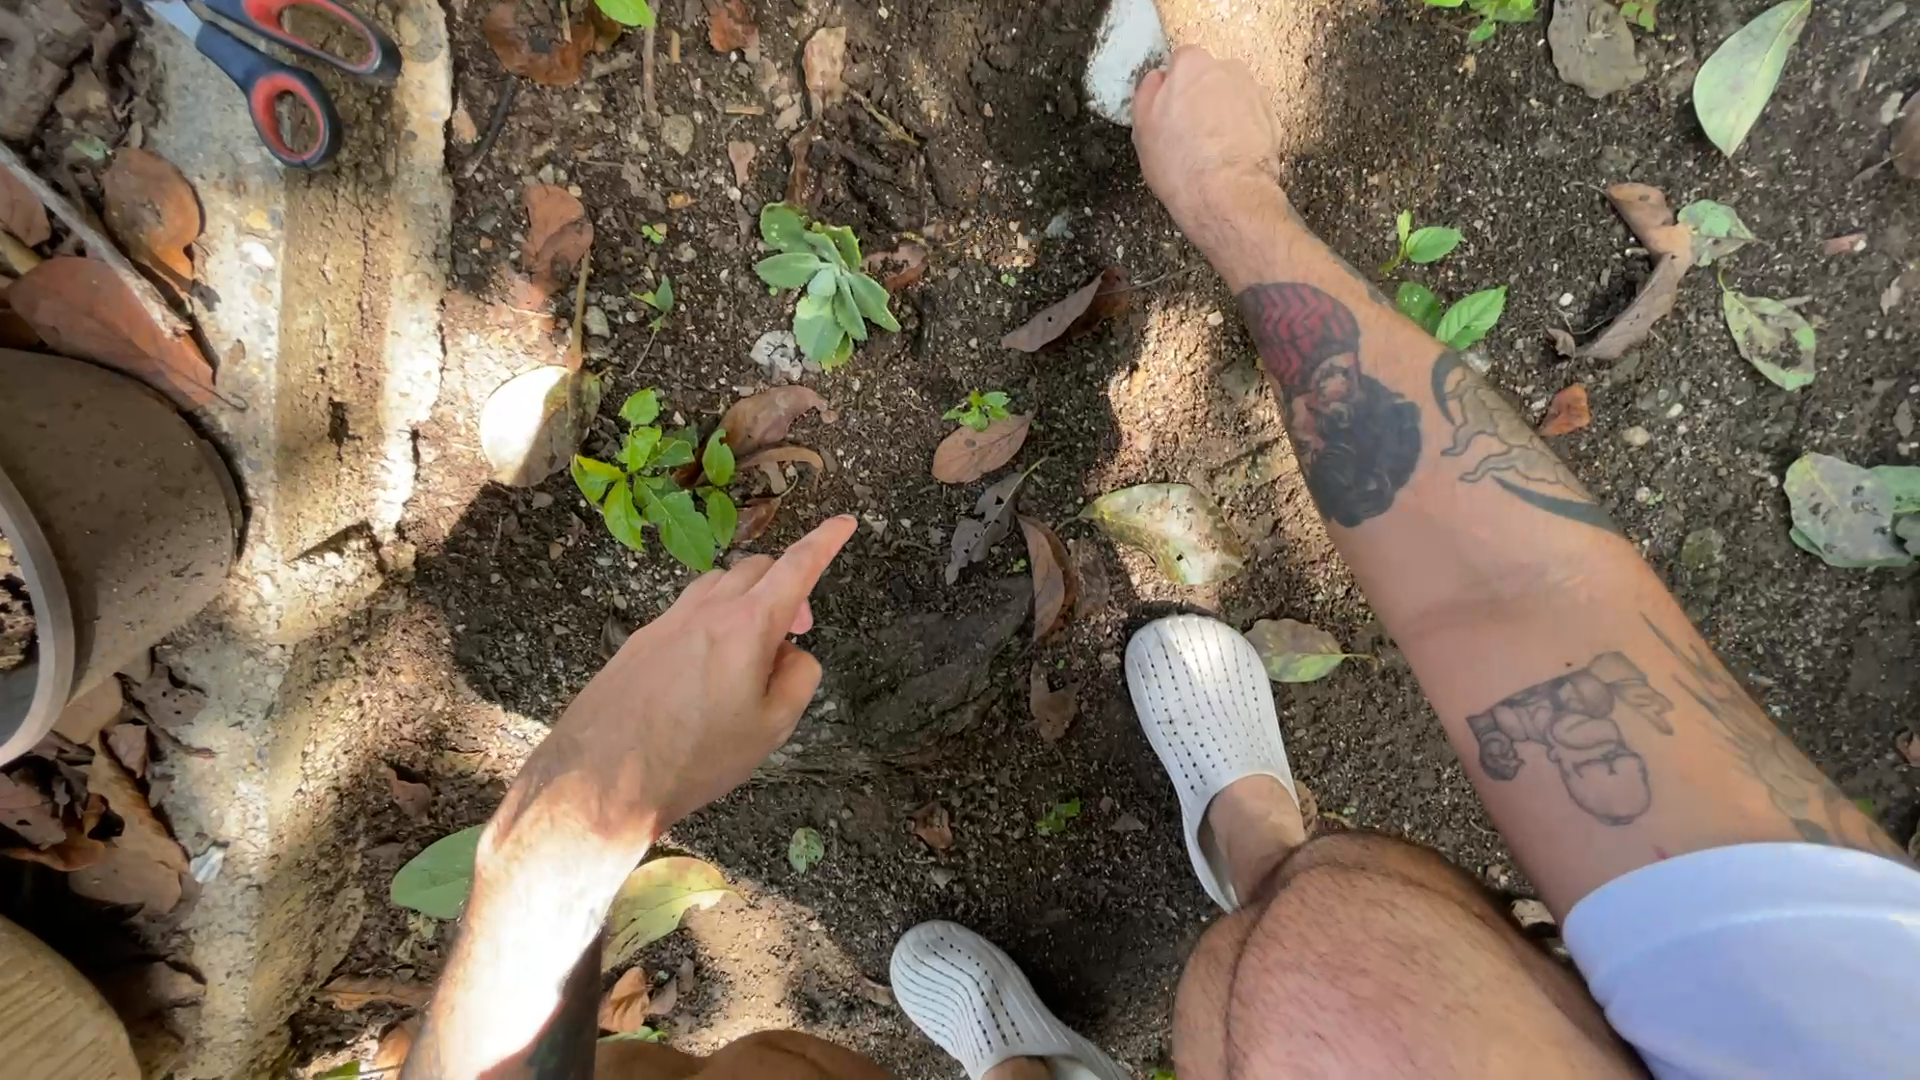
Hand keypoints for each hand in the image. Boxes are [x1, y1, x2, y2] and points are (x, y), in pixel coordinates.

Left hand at [483, 516, 856, 867]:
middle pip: (758, 567)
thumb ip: (799, 677)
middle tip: (798, 630)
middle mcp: (707, 609)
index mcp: (747, 625)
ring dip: (748, 597)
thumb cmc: (697, 757)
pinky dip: (714, 617)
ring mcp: (668, 620)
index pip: (798, 565)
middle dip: (788, 584)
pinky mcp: (640, 639)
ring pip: (720, 583)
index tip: (845, 521)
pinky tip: (707, 668)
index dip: (827, 540)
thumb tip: (791, 653)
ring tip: (752, 649)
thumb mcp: (773, 727)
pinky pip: (689, 608)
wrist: (599, 780)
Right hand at [1132, 46, 1287, 253]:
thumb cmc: (1183, 167)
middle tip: (1187, 136)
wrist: (1226, 195)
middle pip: (1209, 78)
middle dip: (1200, 101)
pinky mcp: (1270, 115)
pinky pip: (1249, 118)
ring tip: (1208, 153)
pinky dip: (1240, 133)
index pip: (1180, 62)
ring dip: (1221, 117)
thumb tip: (1153, 82)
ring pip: (1231, 98)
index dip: (1173, 89)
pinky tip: (1227, 159)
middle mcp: (1226, 69)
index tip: (1168, 111)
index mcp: (1191, 66)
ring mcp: (1252, 91)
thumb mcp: (1143, 132)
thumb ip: (1146, 96)